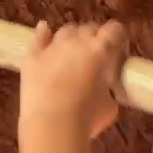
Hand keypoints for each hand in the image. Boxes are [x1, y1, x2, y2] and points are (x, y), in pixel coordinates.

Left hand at [18, 21, 127, 143]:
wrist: (52, 125)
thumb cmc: (87, 117)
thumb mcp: (110, 106)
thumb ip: (109, 90)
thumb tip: (104, 90)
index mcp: (101, 50)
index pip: (115, 29)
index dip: (118, 38)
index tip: (118, 51)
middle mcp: (77, 41)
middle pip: (90, 28)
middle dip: (96, 39)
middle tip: (97, 58)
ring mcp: (53, 47)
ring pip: (66, 30)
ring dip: (73, 38)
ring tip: (74, 53)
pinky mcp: (33, 56)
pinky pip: (38, 37)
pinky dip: (44, 33)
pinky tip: (45, 30)